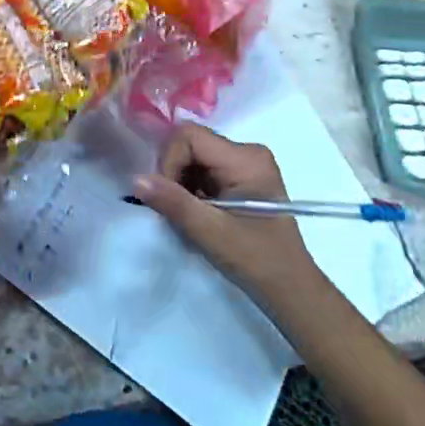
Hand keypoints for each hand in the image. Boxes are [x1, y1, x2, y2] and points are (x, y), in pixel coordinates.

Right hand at [130, 123, 316, 288]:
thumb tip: (135, 178)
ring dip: (179, 184)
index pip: (189, 137)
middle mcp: (246, 153)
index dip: (170, 161)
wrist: (289, 288)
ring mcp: (243, 165)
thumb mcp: (210, 232)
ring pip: (191, 158)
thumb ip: (173, 202)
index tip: (168, 196)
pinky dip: (189, 190)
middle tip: (175, 208)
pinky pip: (200, 171)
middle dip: (173, 174)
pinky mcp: (237, 179)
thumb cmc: (256, 259)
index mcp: (246, 158)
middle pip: (189, 144)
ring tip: (187, 213)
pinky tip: (196, 213)